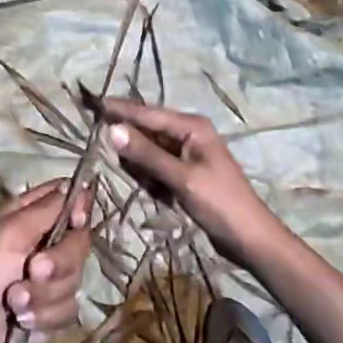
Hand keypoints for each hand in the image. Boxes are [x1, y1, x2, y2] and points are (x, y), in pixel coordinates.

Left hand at [0, 179, 92, 342]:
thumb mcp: (10, 233)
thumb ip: (47, 209)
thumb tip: (79, 184)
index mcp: (27, 215)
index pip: (67, 197)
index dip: (79, 207)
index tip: (76, 221)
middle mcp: (40, 241)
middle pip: (78, 241)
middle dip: (59, 262)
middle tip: (33, 270)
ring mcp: (47, 277)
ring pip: (75, 278)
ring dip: (45, 295)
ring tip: (16, 301)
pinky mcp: (50, 308)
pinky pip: (69, 307)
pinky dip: (45, 315)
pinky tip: (22, 319)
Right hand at [100, 98, 279, 266]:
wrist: (250, 239)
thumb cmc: (220, 204)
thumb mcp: (181, 178)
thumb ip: (146, 154)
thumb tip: (111, 129)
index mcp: (192, 126)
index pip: (147, 112)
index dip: (119, 109)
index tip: (92, 103)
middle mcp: (188, 133)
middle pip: (146, 128)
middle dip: (127, 138)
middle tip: (101, 141)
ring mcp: (186, 152)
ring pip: (149, 148)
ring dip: (139, 162)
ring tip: (138, 176)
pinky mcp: (184, 171)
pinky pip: (156, 165)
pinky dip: (149, 175)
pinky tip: (153, 189)